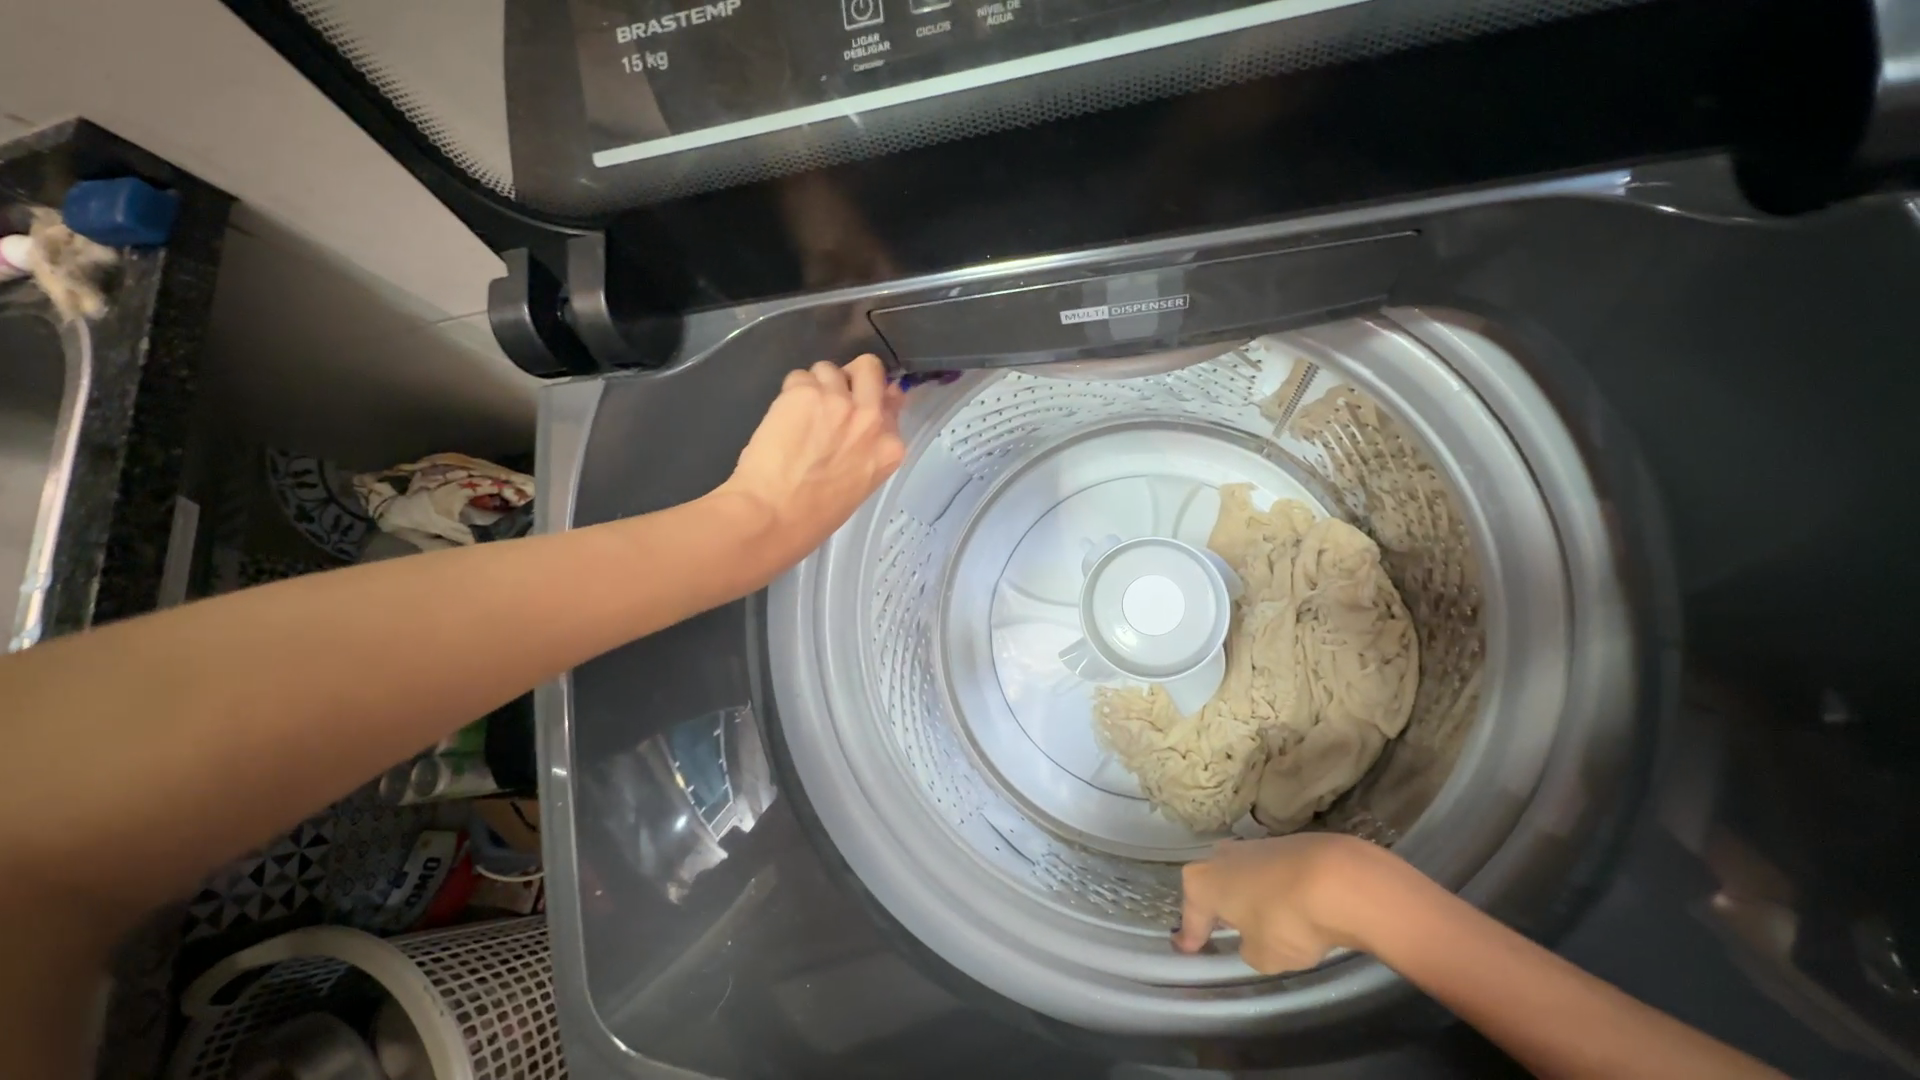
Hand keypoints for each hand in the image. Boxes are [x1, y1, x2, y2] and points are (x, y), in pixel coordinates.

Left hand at [718, 354, 906, 559]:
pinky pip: (798, 376)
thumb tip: (865, 418)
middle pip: (869, 368)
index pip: (892, 402)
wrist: (772, 516)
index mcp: (889, 448)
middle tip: (830, 396)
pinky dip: (790, 393)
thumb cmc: (813, 517)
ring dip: (815, 385)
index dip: (870, 401)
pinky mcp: (804, 393)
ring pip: (828, 369)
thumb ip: (869, 447)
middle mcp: (870, 419)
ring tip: (799, 415)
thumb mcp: (859, 485)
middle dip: (851, 376)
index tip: (855, 408)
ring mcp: (838, 402)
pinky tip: (782, 419)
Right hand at [1175, 833, 1390, 973]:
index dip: (1190, 934)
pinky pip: (1274, 871)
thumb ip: (1250, 949)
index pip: (1192, 915)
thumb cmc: (1286, 921)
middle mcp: (1223, 857)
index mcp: (1204, 883)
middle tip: (1225, 925)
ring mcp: (1256, 845)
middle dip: (1219, 903)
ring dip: (1250, 893)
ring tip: (1264, 917)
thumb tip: (1253, 939)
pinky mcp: (1289, 843)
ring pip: (1245, 874)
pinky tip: (1293, 903)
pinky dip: (1278, 887)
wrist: (1340, 880)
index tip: (1185, 947)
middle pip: (1214, 883)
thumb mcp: (1264, 957)